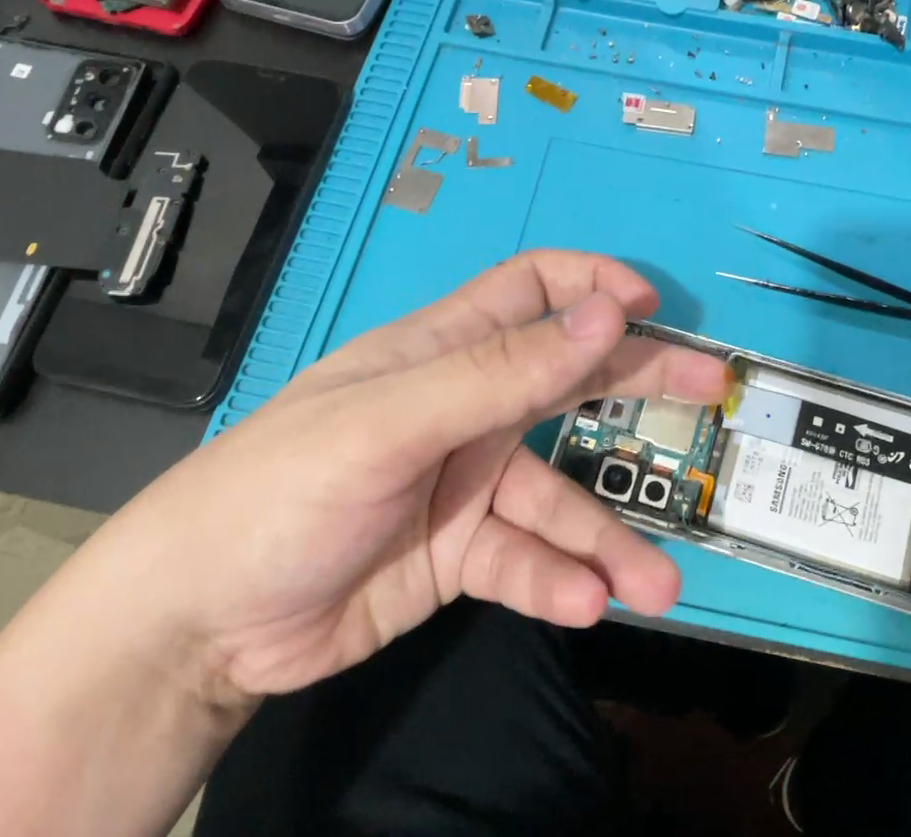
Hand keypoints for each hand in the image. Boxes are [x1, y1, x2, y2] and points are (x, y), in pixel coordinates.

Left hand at [70, 252, 729, 705]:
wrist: (200, 624)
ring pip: (556, 499)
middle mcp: (461, 410)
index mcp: (437, 352)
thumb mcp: (389, 425)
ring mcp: (464, 485)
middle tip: (711, 393)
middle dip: (637, 386)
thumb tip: (606, 314)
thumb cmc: (278, 492)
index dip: (589, 285)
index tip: (649, 303)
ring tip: (654, 584)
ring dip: (605, 538)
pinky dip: (556, 582)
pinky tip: (582, 605)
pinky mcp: (460, 556)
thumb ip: (500, 373)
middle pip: (566, 381)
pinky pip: (525, 562)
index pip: (527, 291)